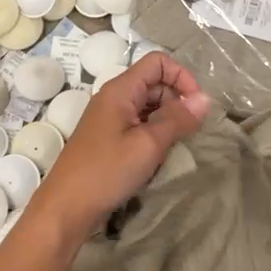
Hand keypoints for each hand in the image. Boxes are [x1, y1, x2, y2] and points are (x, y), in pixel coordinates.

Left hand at [30, 53, 210, 234]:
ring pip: (148, 106)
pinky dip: (154, 134)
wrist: (66, 208)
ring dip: (167, 120)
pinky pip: (138, 125)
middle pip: (154, 83)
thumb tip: (205, 99)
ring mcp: (110, 119)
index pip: (158, 62)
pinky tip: (160, 156)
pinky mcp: (109, 140)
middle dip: (177, 100)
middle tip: (191, 130)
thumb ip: (178, 118)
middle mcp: (114, 98)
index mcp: (120, 90)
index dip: (182, 76)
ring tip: (177, 144)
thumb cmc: (107, 171)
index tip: (196, 105)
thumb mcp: (148, 144)